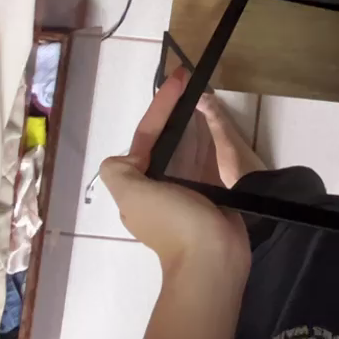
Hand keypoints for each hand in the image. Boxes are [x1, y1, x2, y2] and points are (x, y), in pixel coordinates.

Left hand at [99, 67, 249, 273]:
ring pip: (188, 146)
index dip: (161, 105)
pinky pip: (207, 159)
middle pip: (167, 139)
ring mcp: (187, 190)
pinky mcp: (212, 193)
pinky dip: (210, 140)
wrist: (212, 259)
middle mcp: (159, 185)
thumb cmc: (173, 222)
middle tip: (193, 82)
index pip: (147, 136)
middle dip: (176, 111)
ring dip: (193, 121)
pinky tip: (217, 126)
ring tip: (204, 96)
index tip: (180, 78)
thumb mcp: (134, 194)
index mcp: (138, 184)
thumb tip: (125, 157)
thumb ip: (120, 171)